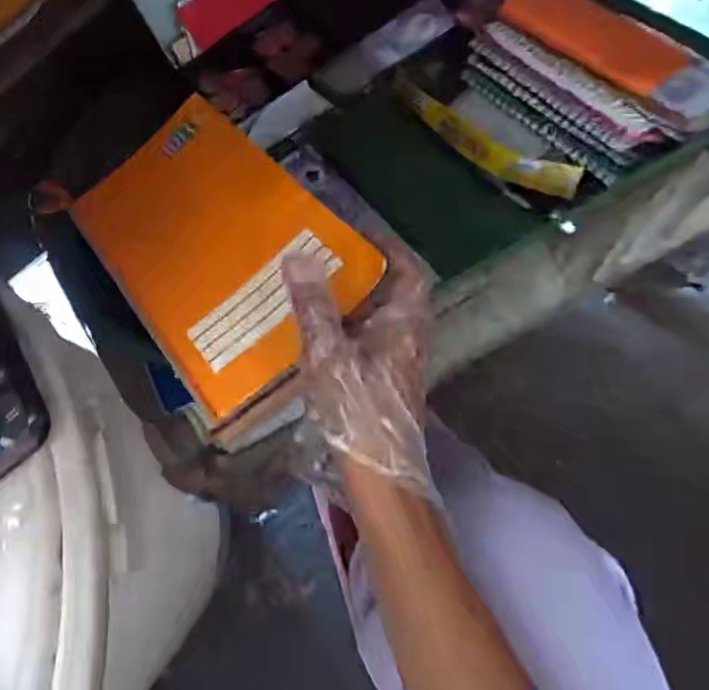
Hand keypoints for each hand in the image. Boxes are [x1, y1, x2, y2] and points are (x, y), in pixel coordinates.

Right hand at [284, 235, 435, 499]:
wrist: (379, 477)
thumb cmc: (360, 411)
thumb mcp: (330, 354)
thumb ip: (314, 306)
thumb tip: (298, 256)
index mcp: (404, 326)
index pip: (410, 273)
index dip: (389, 248)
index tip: (356, 231)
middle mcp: (405, 338)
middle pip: (390, 291)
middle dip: (360, 268)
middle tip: (320, 249)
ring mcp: (393, 361)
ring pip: (373, 314)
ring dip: (347, 294)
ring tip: (309, 278)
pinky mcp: (378, 378)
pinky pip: (360, 334)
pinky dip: (339, 320)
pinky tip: (308, 323)